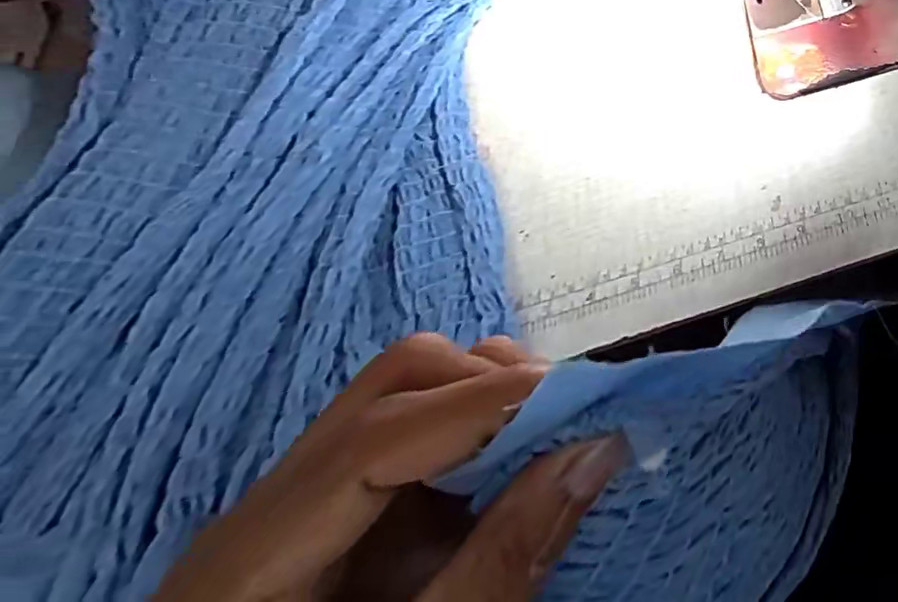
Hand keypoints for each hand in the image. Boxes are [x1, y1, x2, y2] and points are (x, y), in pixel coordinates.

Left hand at [156, 333, 627, 601]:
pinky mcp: (359, 497)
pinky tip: (519, 464)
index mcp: (254, 554)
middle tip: (568, 422)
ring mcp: (320, 490)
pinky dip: (492, 421)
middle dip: (498, 385)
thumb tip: (599, 447)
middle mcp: (279, 498)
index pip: (376, 435)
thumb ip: (501, 560)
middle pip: (400, 381)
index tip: (586, 402)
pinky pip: (433, 416)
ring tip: (551, 440)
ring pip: (421, 383)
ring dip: (501, 395)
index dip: (488, 403)